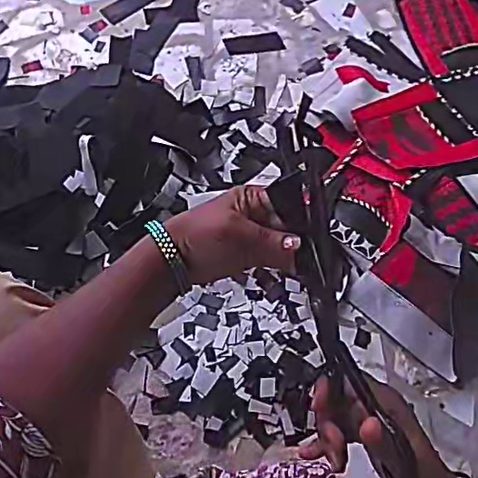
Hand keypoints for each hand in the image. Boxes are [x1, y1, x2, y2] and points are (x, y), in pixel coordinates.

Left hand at [163, 185, 299, 284]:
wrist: (171, 260)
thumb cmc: (194, 236)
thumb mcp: (240, 237)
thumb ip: (273, 243)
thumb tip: (300, 247)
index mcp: (253, 197)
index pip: (289, 206)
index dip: (300, 224)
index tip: (306, 244)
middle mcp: (253, 214)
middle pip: (287, 230)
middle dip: (292, 247)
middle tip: (297, 261)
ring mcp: (249, 236)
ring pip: (279, 249)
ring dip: (283, 262)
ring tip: (285, 272)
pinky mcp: (244, 255)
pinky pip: (268, 263)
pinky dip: (272, 273)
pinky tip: (272, 280)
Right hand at [299, 374, 464, 477]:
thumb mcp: (402, 462)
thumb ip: (381, 440)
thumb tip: (365, 422)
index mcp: (388, 404)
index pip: (350, 380)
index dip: (329, 388)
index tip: (317, 407)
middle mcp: (377, 408)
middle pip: (337, 398)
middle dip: (327, 422)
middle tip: (334, 446)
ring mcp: (371, 422)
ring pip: (335, 416)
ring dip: (327, 437)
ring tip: (335, 459)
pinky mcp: (365, 436)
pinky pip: (338, 431)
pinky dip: (325, 442)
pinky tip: (315, 453)